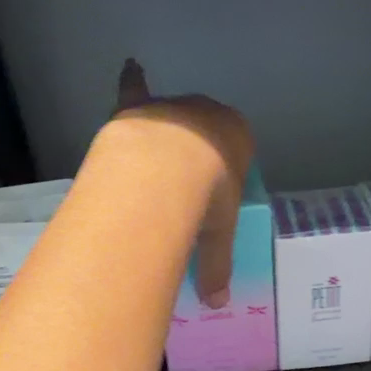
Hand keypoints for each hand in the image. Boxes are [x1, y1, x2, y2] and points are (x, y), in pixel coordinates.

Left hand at [108, 59, 252, 307]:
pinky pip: (137, 87)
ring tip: (157, 157)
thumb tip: (217, 303)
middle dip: (196, 154)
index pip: (238, 150)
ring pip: (172, 118)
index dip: (226, 172)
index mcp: (240, 138)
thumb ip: (214, 267)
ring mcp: (172, 106)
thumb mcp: (216, 237)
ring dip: (166, 134)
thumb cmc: (206, 199)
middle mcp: (209, 113)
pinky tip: (130, 66)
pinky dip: (133, 80)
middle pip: (205, 132)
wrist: (165, 168)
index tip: (216, 194)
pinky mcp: (139, 106)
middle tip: (185, 184)